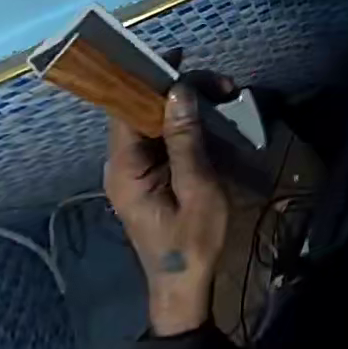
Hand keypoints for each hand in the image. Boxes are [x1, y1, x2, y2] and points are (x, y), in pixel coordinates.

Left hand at [104, 81, 230, 335]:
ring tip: (225, 95)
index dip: (147, 78)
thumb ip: (186, 139)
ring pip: (155, 119)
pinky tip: (212, 115)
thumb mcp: (197, 190)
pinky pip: (162, 135)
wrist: (185, 290)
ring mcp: (135, 168)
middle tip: (222, 85)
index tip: (177, 58)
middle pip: (143, 108)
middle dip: (180, 89)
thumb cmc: (192, 244)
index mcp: (125, 168)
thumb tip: (179, 90)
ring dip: (187, 103)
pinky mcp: (149, 173)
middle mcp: (122, 163)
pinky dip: (186, 121)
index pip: (126, 108)